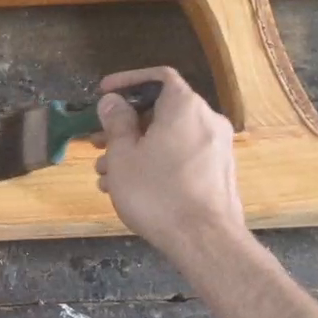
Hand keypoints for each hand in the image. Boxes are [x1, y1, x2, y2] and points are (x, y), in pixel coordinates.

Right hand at [92, 67, 246, 263]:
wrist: (204, 240)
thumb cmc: (156, 192)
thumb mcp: (122, 155)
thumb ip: (116, 123)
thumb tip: (113, 101)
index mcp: (184, 107)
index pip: (158, 77)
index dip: (128, 80)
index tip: (104, 94)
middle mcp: (208, 120)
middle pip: (161, 110)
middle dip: (125, 125)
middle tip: (97, 143)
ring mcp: (218, 147)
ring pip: (169, 136)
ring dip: (137, 148)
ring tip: (108, 174)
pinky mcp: (220, 172)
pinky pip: (182, 155)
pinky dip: (157, 161)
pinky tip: (133, 187)